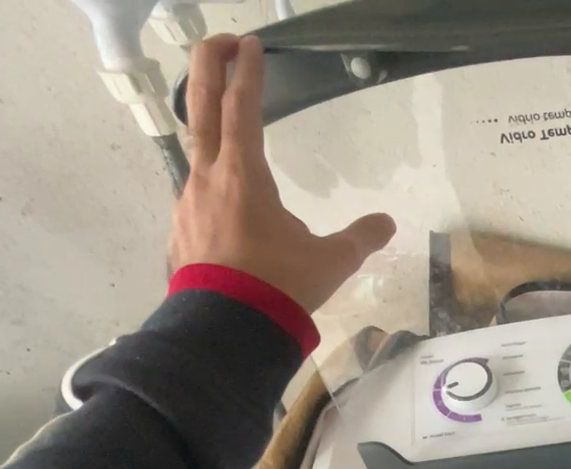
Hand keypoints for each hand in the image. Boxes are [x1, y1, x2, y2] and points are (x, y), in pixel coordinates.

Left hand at [167, 35, 395, 311]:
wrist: (229, 324)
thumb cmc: (282, 284)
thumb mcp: (332, 261)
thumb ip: (361, 238)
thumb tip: (387, 223)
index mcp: (244, 175)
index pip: (243, 108)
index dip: (248, 73)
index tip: (252, 45)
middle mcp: (208, 176)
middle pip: (202, 107)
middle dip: (210, 68)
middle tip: (221, 43)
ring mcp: (188, 200)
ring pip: (198, 150)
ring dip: (212, 128)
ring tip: (231, 132)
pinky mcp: (183, 226)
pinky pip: (198, 190)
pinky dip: (213, 180)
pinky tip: (230, 202)